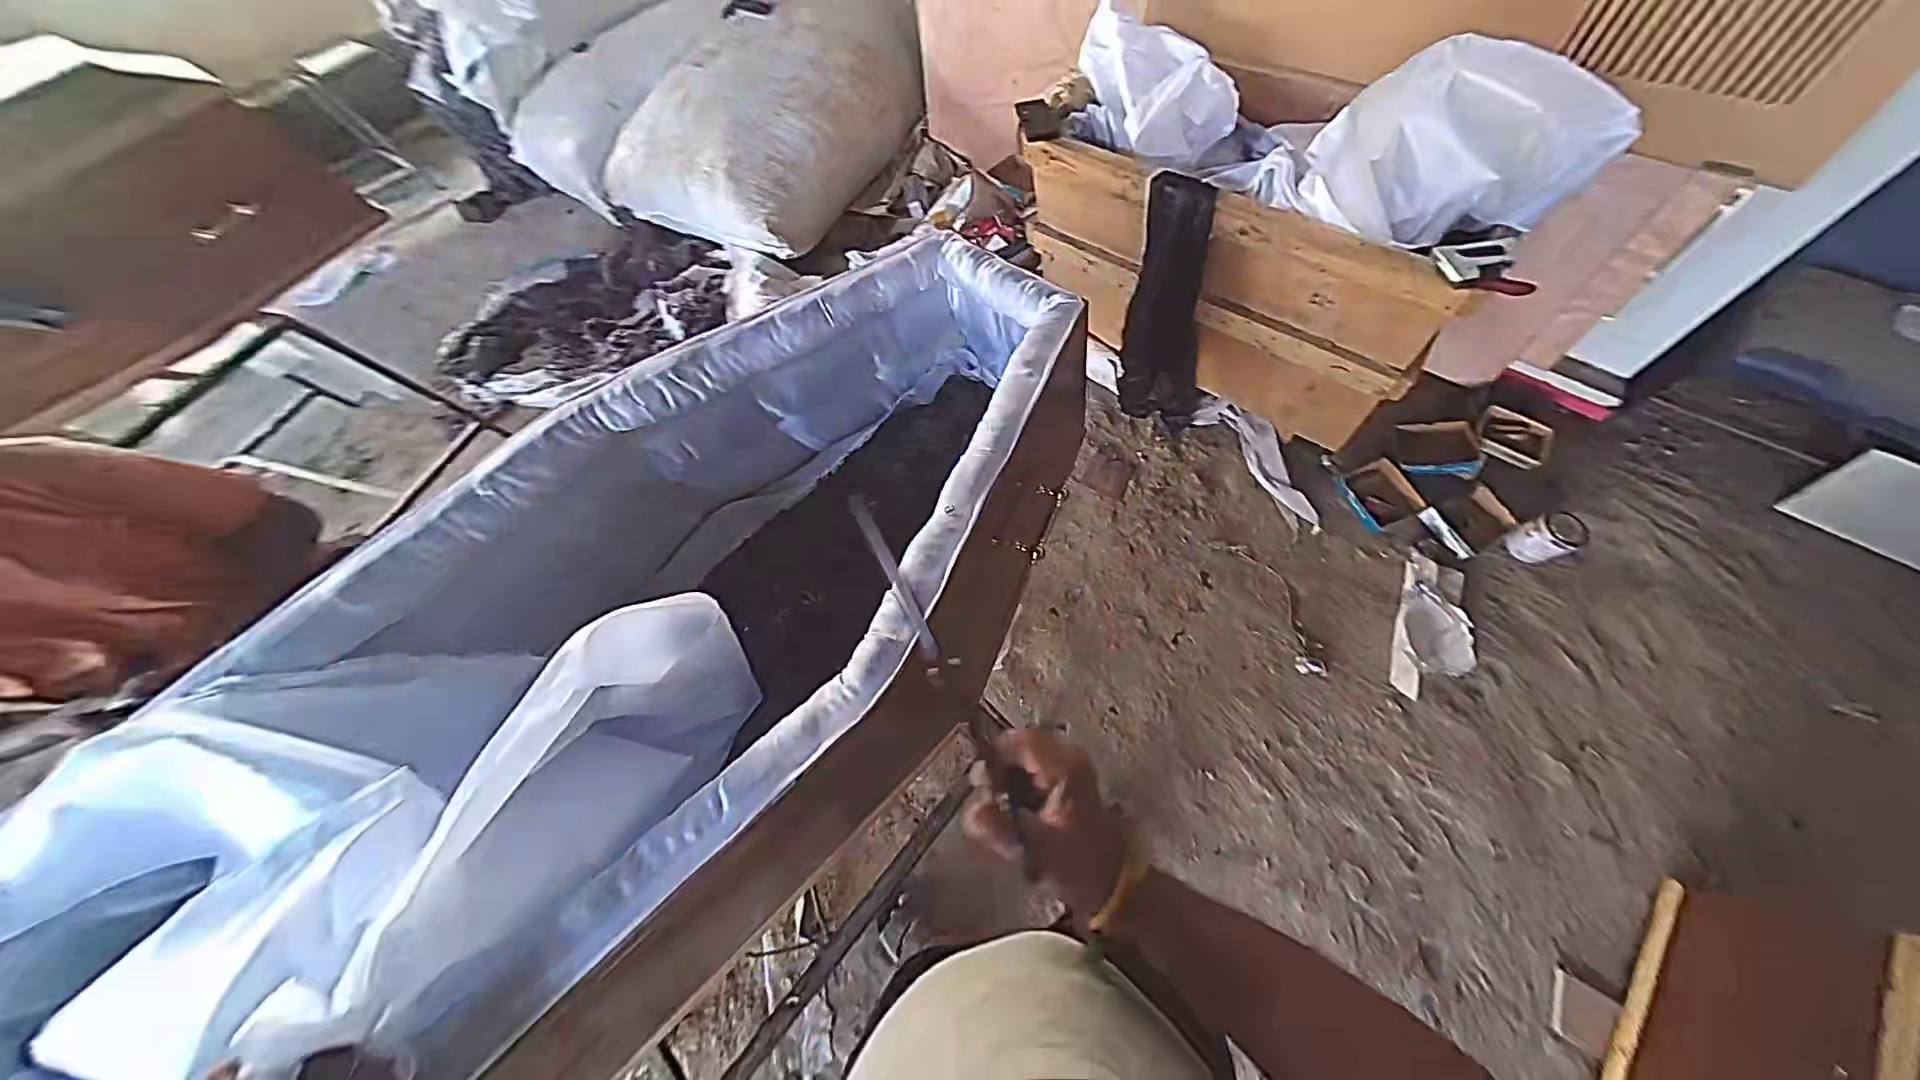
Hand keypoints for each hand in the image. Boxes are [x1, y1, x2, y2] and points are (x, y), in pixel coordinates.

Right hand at [961, 730, 1130, 922]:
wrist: (1113, 882)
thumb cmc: (1075, 865)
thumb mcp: (1030, 848)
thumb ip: (995, 825)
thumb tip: (973, 804)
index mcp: (1063, 768)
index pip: (1017, 742)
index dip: (992, 758)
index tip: (981, 785)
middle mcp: (1069, 757)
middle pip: (1019, 746)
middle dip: (999, 770)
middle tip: (990, 799)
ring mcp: (1071, 765)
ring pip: (1024, 756)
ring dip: (1008, 777)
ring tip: (1003, 807)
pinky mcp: (1069, 777)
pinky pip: (1034, 768)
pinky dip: (1020, 783)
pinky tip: (1018, 809)